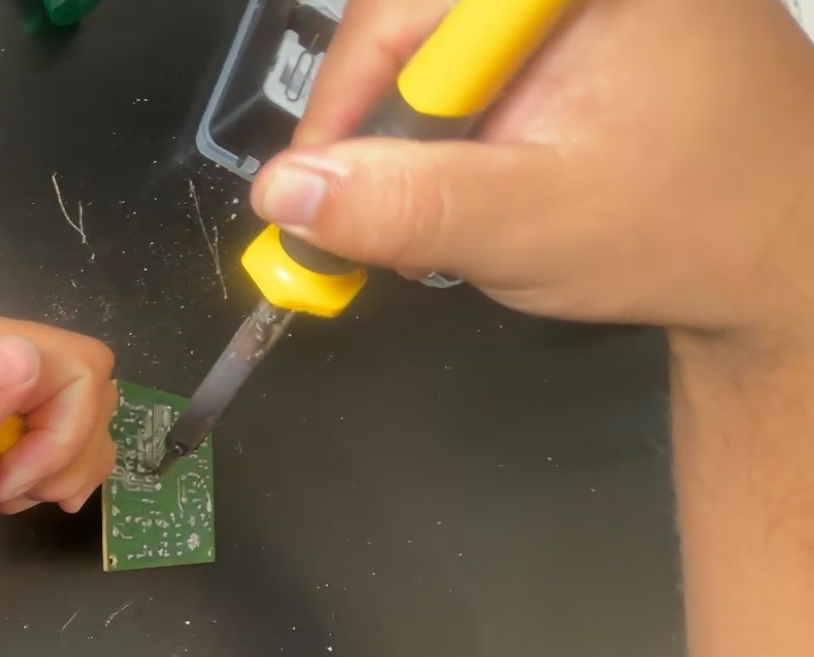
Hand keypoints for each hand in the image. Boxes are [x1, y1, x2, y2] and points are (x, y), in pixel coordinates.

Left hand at [0, 307, 115, 611]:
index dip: (59, 434)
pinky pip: (79, 429)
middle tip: (7, 486)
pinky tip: (15, 489)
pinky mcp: (10, 411)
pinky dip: (60, 470)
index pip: (74, 366)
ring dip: (64, 466)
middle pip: (88, 387)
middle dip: (64, 452)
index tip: (6, 474)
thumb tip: (21, 357)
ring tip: (7, 490)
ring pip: (92, 410)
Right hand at [250, 0, 813, 347]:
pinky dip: (425, 146)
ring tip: (422, 219)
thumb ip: (402, 206)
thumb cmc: (679, 229)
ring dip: (392, 151)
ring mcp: (562, 11)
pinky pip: (449, 81)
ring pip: (414, 64)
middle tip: (368, 221)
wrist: (780, 245)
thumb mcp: (522, 227)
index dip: (339, 105)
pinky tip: (451, 191)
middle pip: (400, 36)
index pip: (398, 12)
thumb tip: (280, 193)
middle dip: (366, 137)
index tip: (317, 197)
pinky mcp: (557, 41)